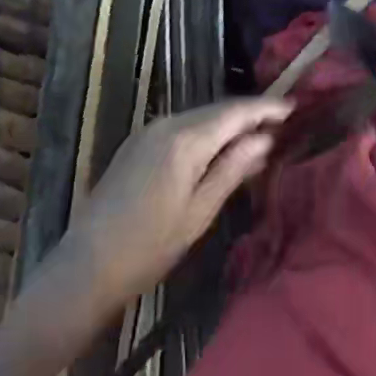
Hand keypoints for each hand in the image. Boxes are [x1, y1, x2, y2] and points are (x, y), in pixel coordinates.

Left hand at [63, 98, 292, 302]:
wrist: (83, 268)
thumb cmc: (148, 247)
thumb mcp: (199, 212)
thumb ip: (233, 169)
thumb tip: (264, 138)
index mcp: (186, 140)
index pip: (236, 112)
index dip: (266, 108)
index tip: (292, 107)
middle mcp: (167, 124)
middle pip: (218, 110)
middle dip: (249, 116)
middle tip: (278, 127)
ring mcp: (149, 131)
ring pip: (200, 118)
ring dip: (227, 125)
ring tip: (253, 140)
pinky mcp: (137, 143)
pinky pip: (182, 127)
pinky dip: (205, 133)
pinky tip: (216, 151)